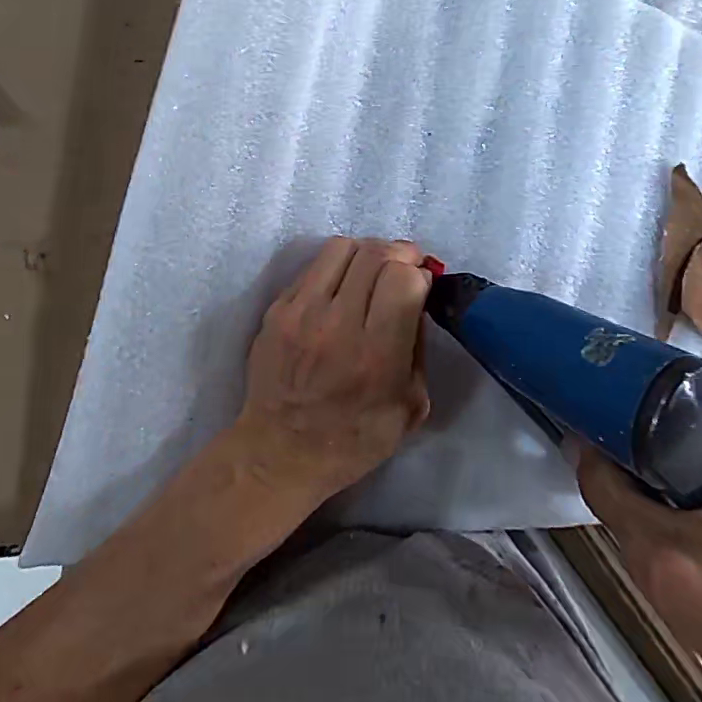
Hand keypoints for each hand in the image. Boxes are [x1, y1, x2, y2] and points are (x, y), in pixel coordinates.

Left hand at [235, 237, 432, 500]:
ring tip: (374, 271)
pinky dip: (339, 266)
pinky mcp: (277, 311)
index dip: (420, 273)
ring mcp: (301, 314)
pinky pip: (315, 265)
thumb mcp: (411, 405)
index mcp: (376, 355)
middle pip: (376, 255)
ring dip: (368, 253)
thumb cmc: (355, 439)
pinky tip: (343, 287)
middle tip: (407, 267)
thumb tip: (419, 297)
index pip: (403, 279)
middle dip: (401, 253)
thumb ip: (419, 347)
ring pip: (344, 248)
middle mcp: (337, 327)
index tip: (424, 283)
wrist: (280, 453)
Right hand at [579, 407, 701, 701]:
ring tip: (697, 556)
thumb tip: (582, 447)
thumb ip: (609, 495)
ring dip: (695, 507)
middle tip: (662, 535)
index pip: (667, 412)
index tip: (618, 481)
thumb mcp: (663, 558)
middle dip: (666, 486)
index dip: (632, 444)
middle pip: (692, 443)